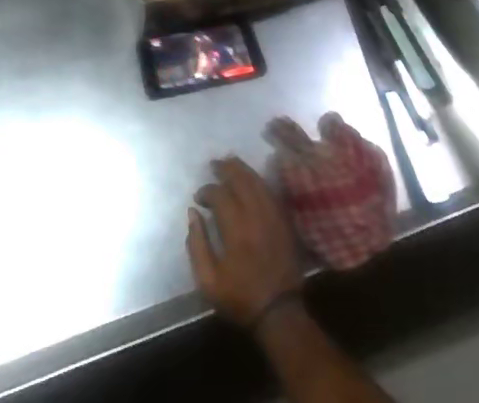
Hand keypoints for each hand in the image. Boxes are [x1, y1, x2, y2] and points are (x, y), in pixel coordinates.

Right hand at [186, 156, 303, 325]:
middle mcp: (257, 220)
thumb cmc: (239, 298)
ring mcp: (275, 221)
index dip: (207, 191)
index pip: (220, 195)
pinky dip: (261, 184)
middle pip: (243, 181)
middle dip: (227, 169)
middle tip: (215, 165)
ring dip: (245, 171)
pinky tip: (252, 181)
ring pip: (260, 185)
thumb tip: (192, 213)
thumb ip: (196, 244)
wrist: (280, 315)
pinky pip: (273, 196)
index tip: (198, 199)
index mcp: (237, 231)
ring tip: (231, 163)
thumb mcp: (207, 280)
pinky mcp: (286, 226)